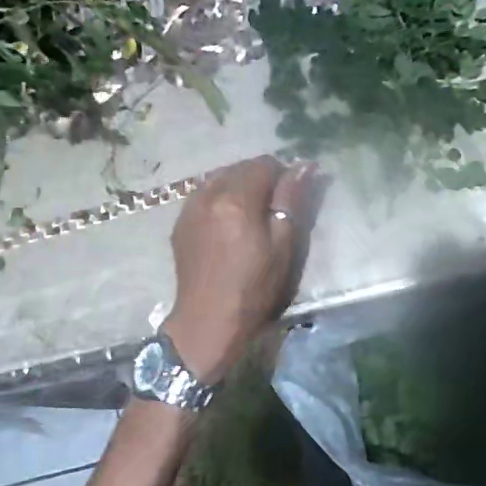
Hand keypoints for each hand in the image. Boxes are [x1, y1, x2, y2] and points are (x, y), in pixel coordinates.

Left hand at [162, 156, 321, 384]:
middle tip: (277, 207)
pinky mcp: (181, 223)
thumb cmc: (255, 287)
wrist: (208, 321)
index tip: (294, 195)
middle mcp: (208, 194)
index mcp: (236, 198)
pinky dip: (221, 199)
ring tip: (253, 215)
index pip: (264, 164)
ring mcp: (189, 208)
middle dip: (262, 178)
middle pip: (240, 168)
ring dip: (240, 186)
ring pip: (220, 179)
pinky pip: (205, 196)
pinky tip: (230, 224)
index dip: (285, 174)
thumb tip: (305, 165)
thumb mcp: (283, 244)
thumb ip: (292, 199)